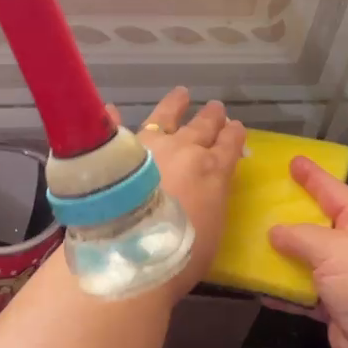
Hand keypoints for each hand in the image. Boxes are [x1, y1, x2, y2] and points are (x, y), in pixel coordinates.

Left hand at [114, 87, 245, 299]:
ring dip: (175, 104)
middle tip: (216, 108)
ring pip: (165, 116)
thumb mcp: (211, 231)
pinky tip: (110, 109)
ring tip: (181, 93)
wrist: (130, 249)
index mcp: (213, 170)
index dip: (234, 135)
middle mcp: (184, 149)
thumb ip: (211, 202)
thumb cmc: (179, 253)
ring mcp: (149, 145)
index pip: (230, 144)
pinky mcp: (119, 152)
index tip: (236, 127)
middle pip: (203, 126)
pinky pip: (114, 129)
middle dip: (212, 117)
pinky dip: (112, 119)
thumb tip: (206, 191)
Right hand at [268, 157, 347, 347]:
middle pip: (320, 226)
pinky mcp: (336, 307)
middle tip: (266, 200)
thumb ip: (300, 237)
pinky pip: (304, 293)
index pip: (336, 192)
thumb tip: (274, 232)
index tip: (294, 161)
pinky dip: (285, 291)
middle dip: (294, 216)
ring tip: (253, 242)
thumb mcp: (332, 250)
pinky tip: (261, 287)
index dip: (314, 176)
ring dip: (284, 256)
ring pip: (309, 261)